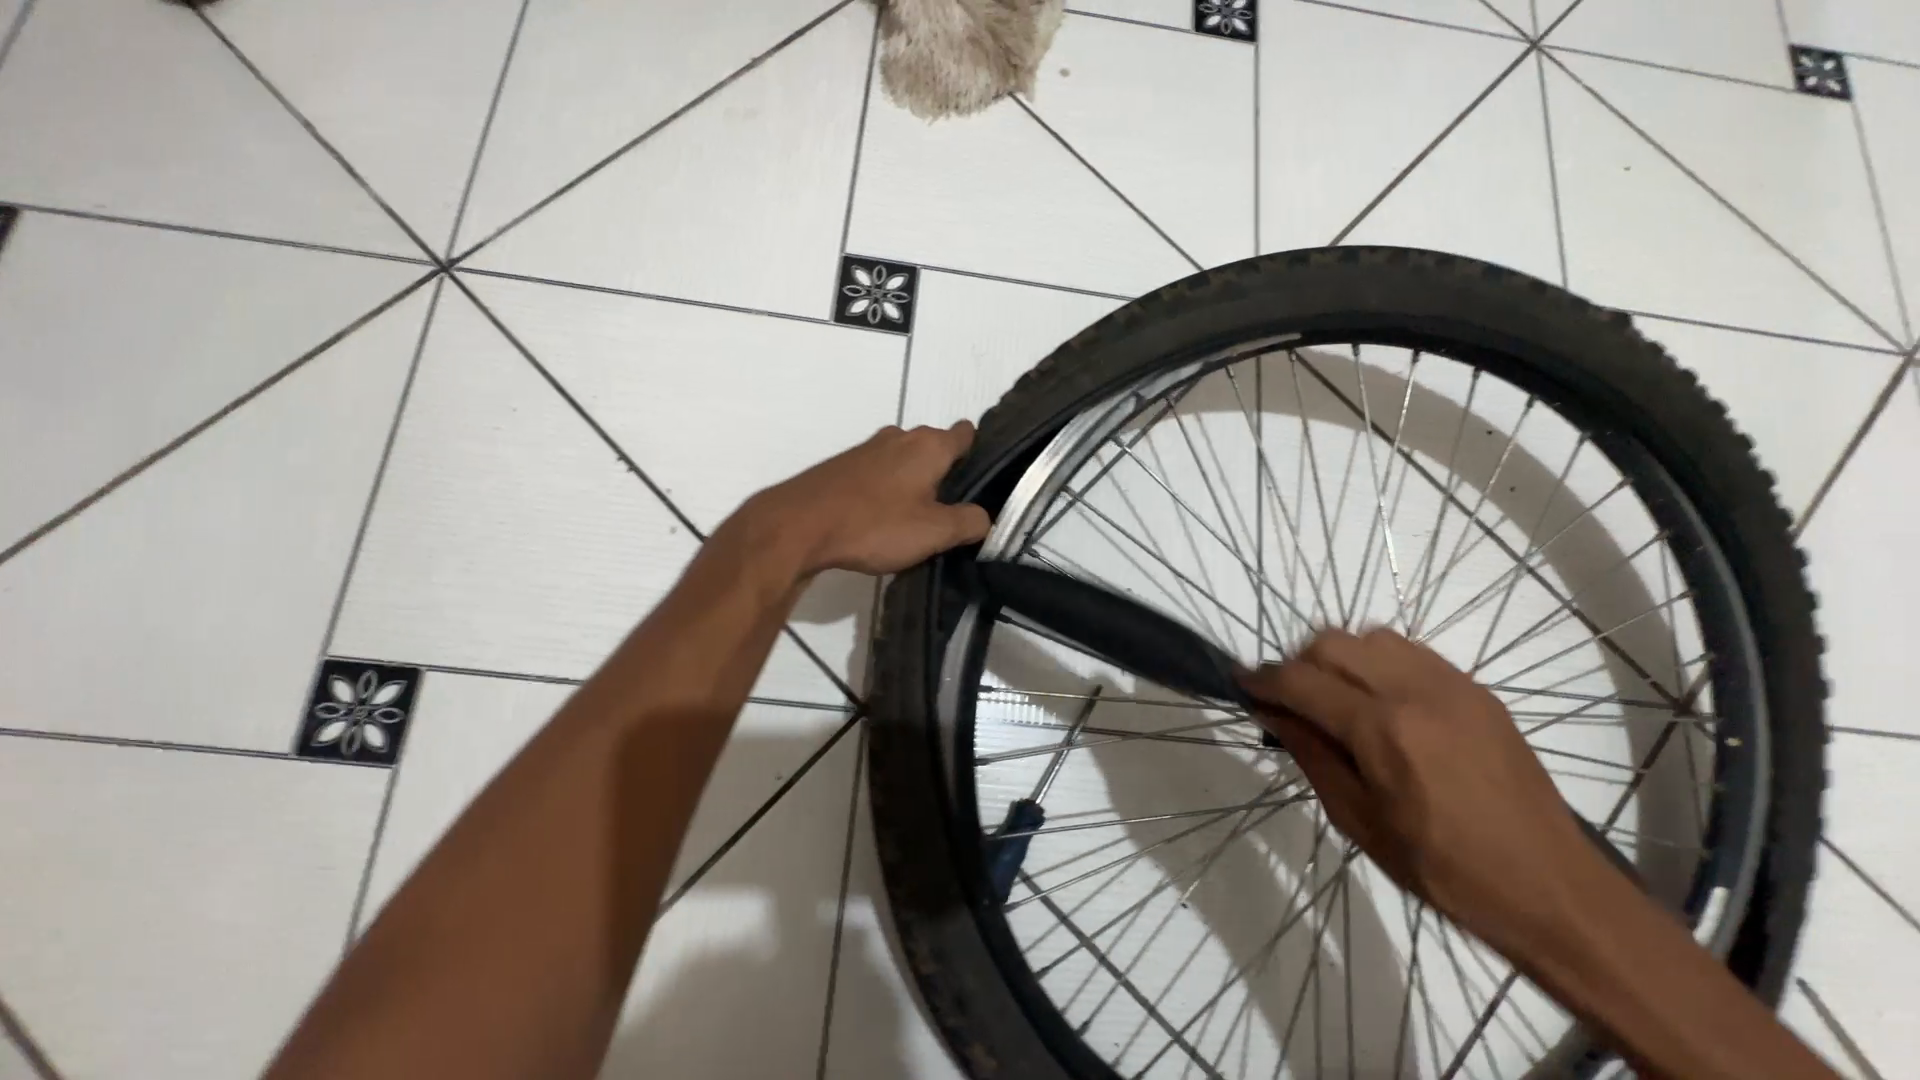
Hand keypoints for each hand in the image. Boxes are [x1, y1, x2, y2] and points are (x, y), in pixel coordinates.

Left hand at [739, 422, 992, 577]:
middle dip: (945, 474)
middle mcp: (900, 437)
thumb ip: (969, 523)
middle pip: (935, 448)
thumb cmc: (874, 524)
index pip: (966, 434)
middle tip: (953, 511)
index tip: (984, 482)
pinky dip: (887, 491)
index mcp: (929, 445)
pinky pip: (879, 474)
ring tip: (919, 519)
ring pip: (905, 461)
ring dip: (914, 484)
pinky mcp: (843, 467)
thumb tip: (986, 519)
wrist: (797, 526)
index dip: (978, 455)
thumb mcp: (934, 532)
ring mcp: (867, 449)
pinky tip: (884, 519)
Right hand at [1241, 627, 1612, 954]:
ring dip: (1340, 658)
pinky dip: (1379, 662)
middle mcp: (1415, 689)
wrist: (1549, 886)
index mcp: (1383, 729)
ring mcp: (1452, 684)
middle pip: (1332, 643)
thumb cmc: (1442, 869)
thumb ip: (1310, 755)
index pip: (1302, 682)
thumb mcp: (1358, 820)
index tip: (1239, 684)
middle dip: (1298, 665)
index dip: (1263, 681)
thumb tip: (1272, 713)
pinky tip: (1380, 703)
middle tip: (1289, 703)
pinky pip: (1410, 651)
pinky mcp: (1476, 690)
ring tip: (1335, 700)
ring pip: (1371, 636)